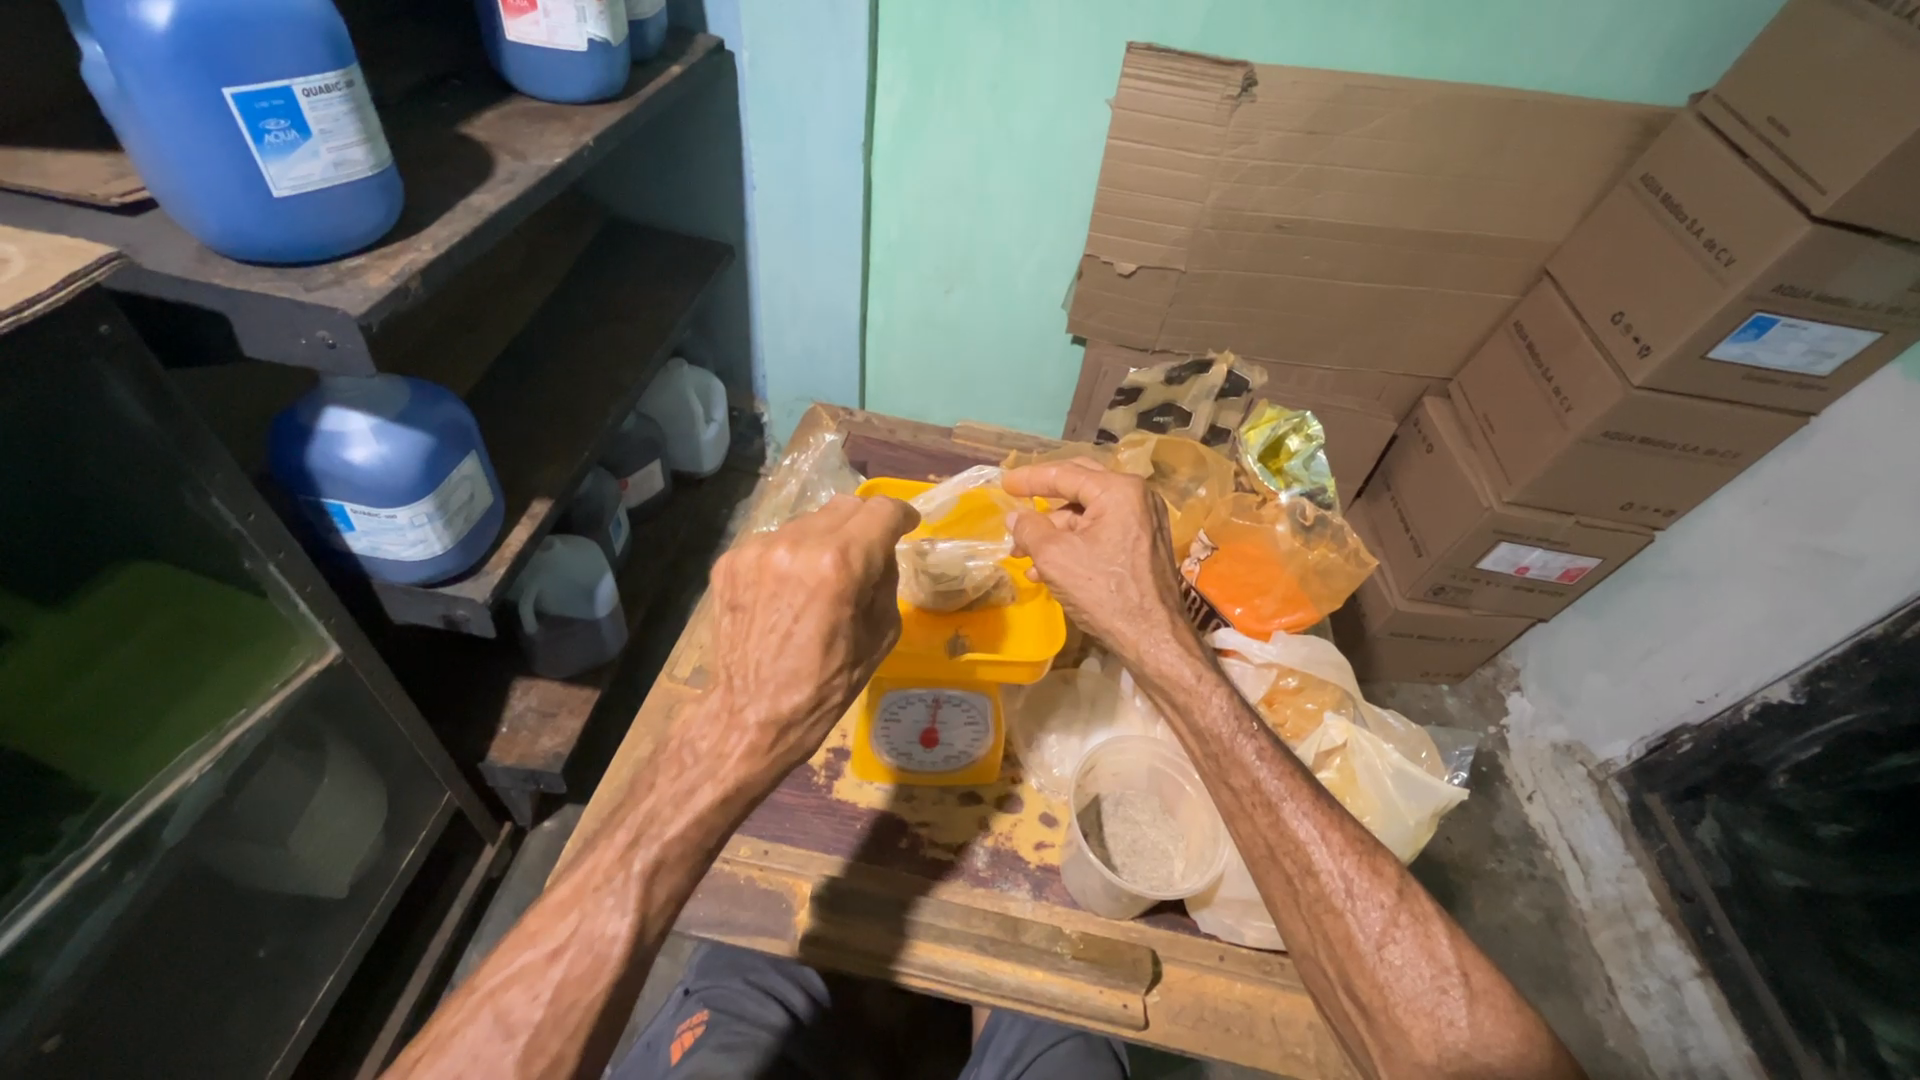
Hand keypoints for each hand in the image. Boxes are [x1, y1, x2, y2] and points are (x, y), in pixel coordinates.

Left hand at [701, 494, 919, 779]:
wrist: (753, 714)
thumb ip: (885, 578)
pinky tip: (787, 592)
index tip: (906, 526)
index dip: (902, 515)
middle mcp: (798, 543)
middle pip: (844, 506)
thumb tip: (880, 551)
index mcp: (841, 563)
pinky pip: (775, 542)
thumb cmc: (828, 683)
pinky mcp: (730, 561)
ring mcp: (757, 549)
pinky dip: (791, 557)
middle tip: (867, 553)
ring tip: (820, 580)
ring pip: (808, 522)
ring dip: (824, 540)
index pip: (882, 510)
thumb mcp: (882, 633)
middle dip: (864, 524)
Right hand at [1002, 460, 1194, 662]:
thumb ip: (1029, 529)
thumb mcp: (1054, 557)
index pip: (1065, 473)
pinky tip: (1047, 568)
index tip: (1004, 484)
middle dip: (1043, 501)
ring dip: (1054, 530)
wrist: (1152, 637)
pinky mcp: (1144, 543)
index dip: (1030, 478)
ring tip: (1023, 554)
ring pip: (1088, 513)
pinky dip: (1074, 542)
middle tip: (1016, 502)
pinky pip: (1101, 530)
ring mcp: (1144, 520)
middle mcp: (1137, 497)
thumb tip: (1014, 517)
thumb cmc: (1103, 592)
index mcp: (1119, 490)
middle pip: (1079, 486)